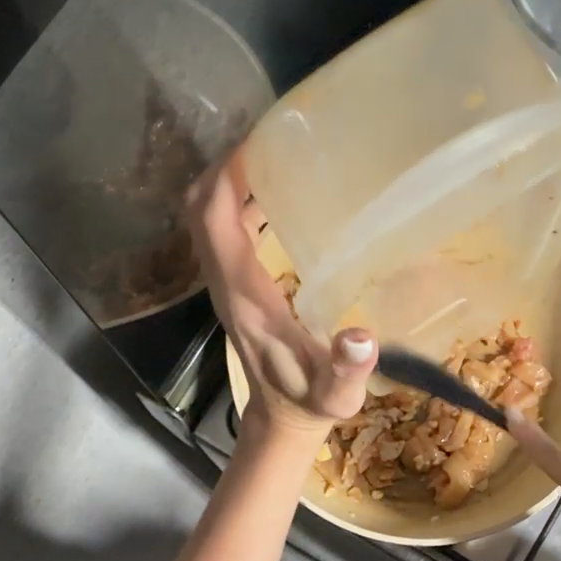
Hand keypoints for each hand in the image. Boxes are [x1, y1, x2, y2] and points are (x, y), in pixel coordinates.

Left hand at [187, 151, 376, 435]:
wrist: (283, 421)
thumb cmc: (311, 404)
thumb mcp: (336, 393)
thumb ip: (347, 369)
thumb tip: (360, 337)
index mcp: (244, 296)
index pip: (214, 220)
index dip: (227, 176)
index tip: (260, 139)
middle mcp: (226, 284)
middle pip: (200, 210)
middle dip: (223, 169)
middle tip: (266, 139)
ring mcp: (228, 285)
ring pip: (208, 220)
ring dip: (229, 184)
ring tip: (273, 156)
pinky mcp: (238, 288)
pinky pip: (225, 233)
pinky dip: (240, 204)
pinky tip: (277, 196)